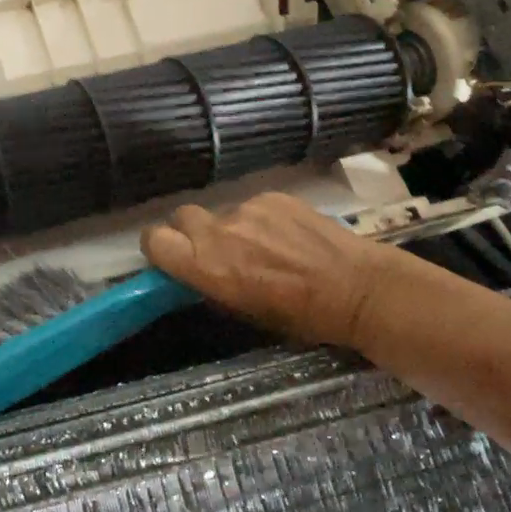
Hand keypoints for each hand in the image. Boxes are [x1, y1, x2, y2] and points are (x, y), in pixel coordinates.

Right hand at [141, 192, 398, 349]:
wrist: (357, 288)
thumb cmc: (300, 315)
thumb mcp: (243, 311)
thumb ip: (210, 284)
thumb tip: (195, 272)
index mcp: (205, 265)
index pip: (153, 239)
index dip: (159, 247)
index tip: (172, 257)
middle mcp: (218, 231)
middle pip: (181, 217)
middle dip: (190, 232)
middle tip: (215, 251)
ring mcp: (246, 208)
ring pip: (221, 213)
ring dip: (230, 228)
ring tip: (262, 247)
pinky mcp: (272, 196)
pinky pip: (253, 205)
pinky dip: (261, 219)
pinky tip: (287, 237)